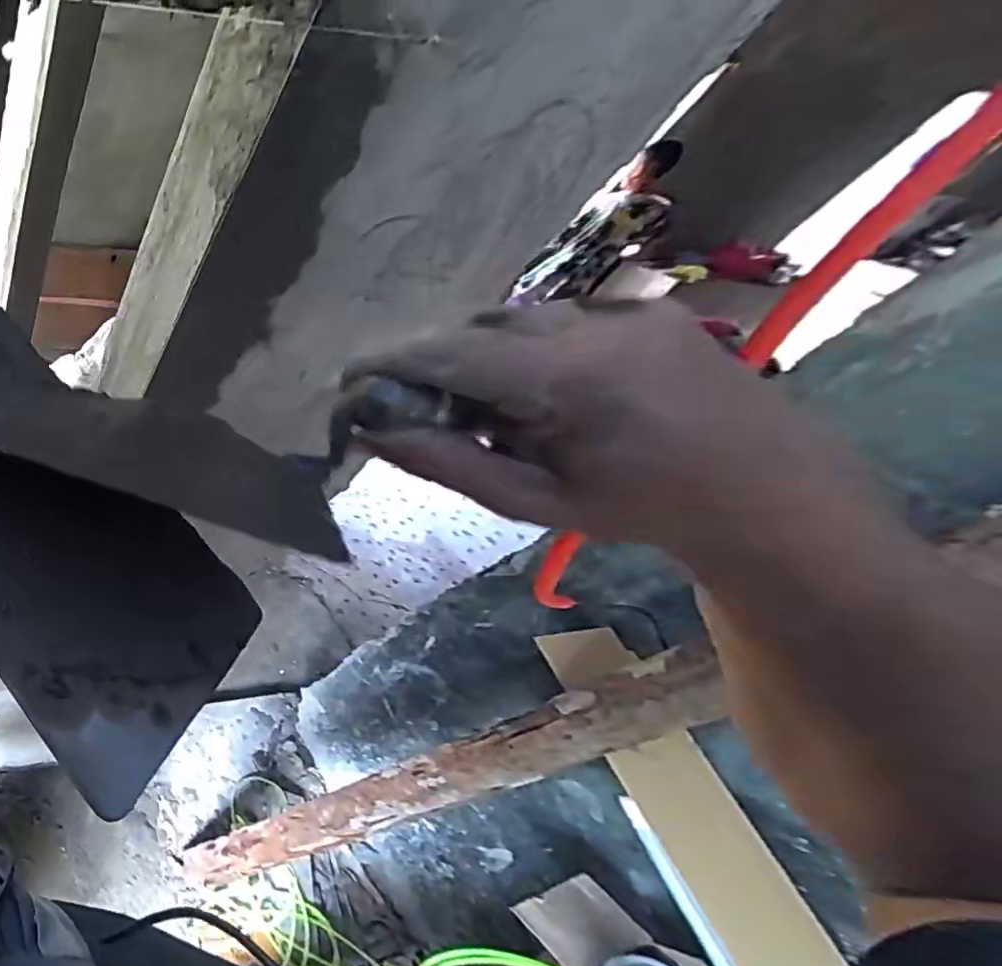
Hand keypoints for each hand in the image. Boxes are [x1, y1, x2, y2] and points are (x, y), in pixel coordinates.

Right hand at [342, 299, 897, 564]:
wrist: (768, 489)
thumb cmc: (635, 510)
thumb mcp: (525, 500)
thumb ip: (442, 461)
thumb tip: (370, 432)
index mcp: (567, 379)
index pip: (448, 353)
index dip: (387, 364)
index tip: (346, 384)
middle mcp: (594, 325)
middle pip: (473, 330)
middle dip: (425, 364)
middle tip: (402, 407)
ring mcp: (625, 308)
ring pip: (508, 320)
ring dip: (470, 356)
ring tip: (470, 406)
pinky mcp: (643, 306)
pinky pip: (548, 320)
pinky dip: (513, 349)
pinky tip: (525, 390)